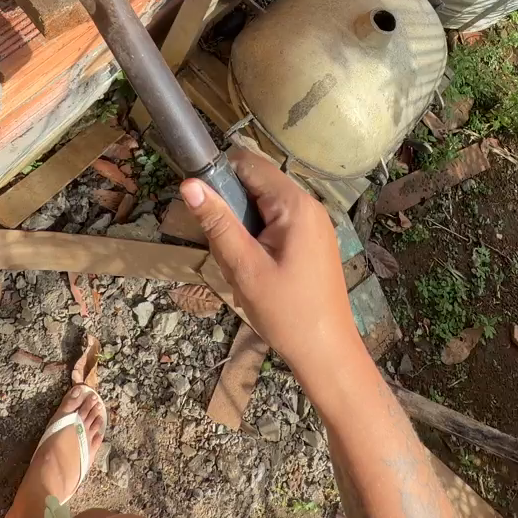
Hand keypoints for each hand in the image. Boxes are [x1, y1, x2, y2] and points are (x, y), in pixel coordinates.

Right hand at [181, 149, 365, 381]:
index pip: (250, 164)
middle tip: (227, 253)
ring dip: (244, 232)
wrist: (328, 353)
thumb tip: (189, 184)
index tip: (202, 207)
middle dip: (233, 212)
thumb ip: (218, 223)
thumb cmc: (286, 312)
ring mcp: (314, 223)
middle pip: (257, 186)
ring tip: (243, 270)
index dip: (221, 176)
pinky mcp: (313, 241)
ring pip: (264, 209)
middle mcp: (309, 205)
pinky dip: (259, 242)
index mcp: (295, 204)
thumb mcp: (244, 268)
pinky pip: (278, 226)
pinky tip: (257, 274)